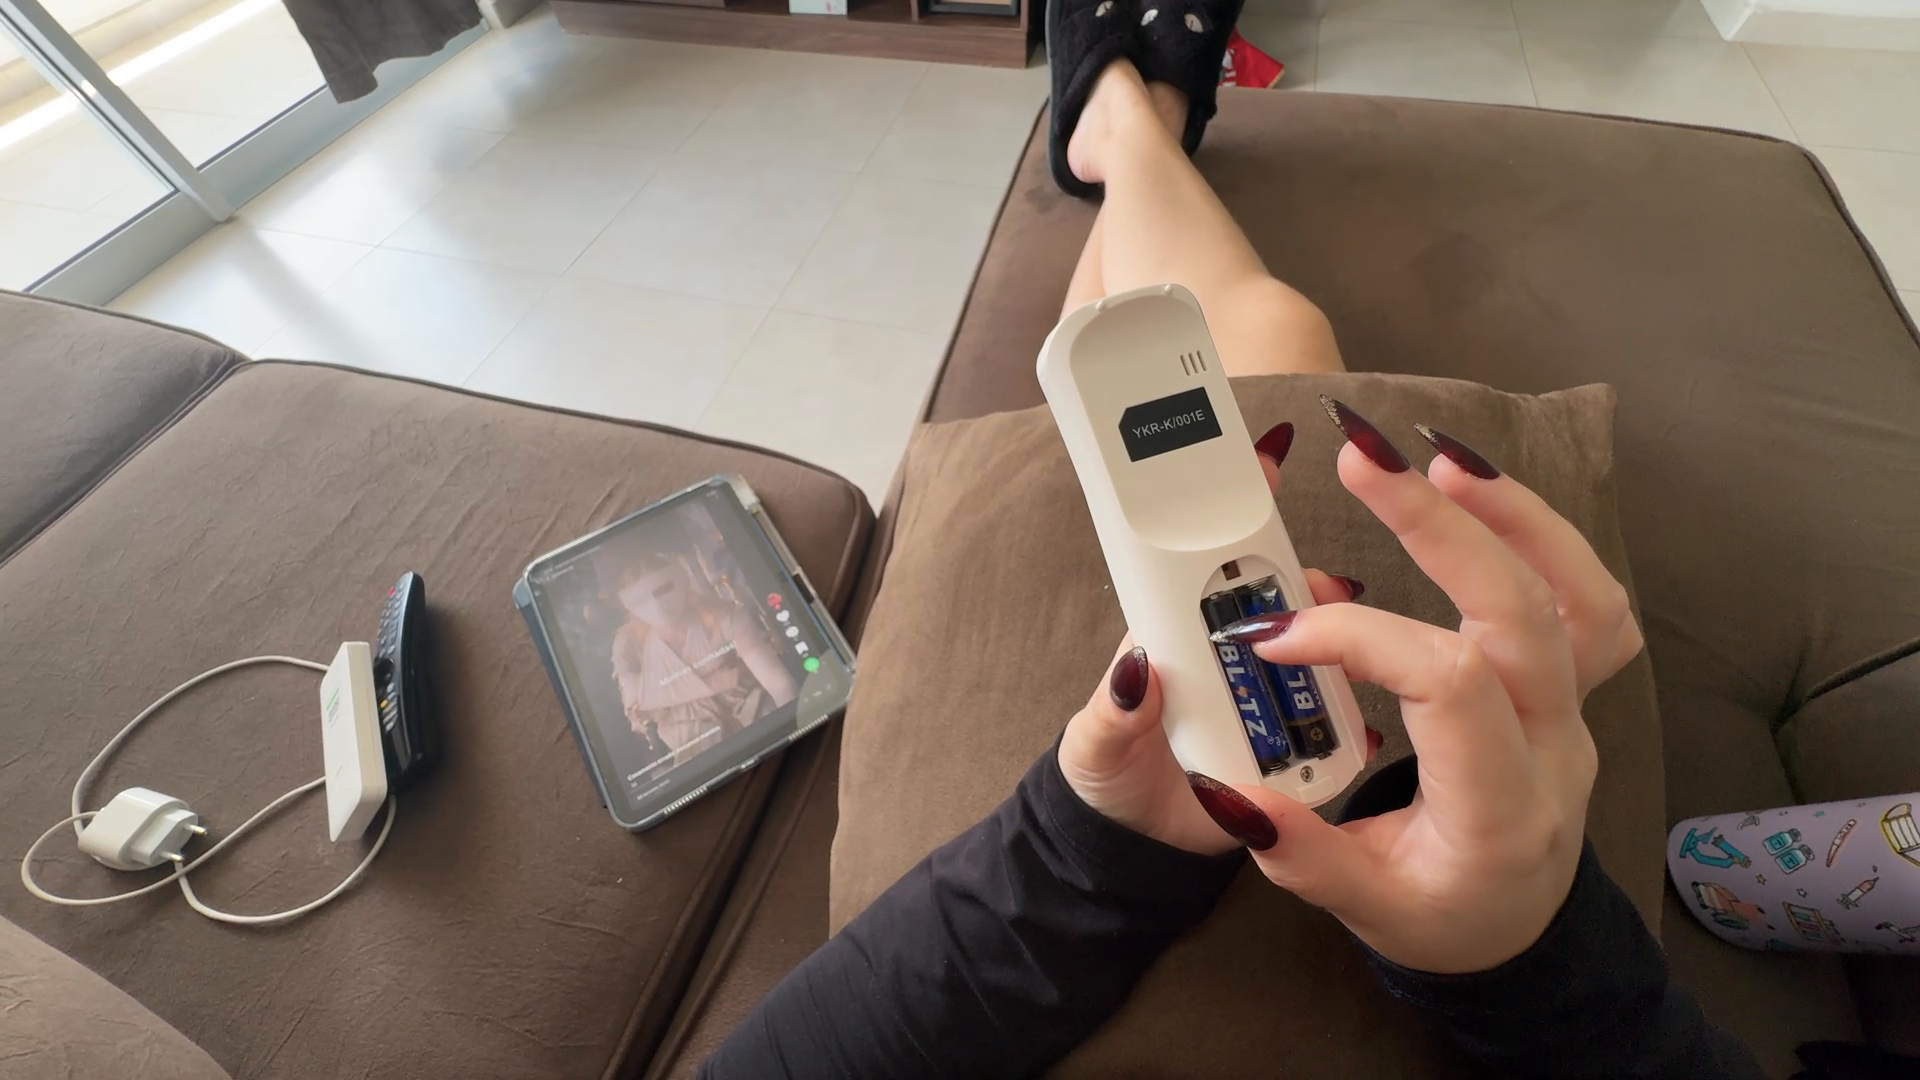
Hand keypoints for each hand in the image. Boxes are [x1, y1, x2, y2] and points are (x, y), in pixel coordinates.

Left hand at [1057, 423, 1370, 854]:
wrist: (1136, 842)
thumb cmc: (1107, 771)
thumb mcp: (1096, 738)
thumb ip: (1111, 709)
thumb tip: (1136, 669)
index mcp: (1169, 638)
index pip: (1200, 571)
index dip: (1228, 518)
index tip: (1263, 465)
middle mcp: (1218, 658)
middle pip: (1266, 603)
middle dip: (1297, 579)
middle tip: (1326, 581)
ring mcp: (1255, 697)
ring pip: (1305, 650)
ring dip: (1332, 632)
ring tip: (1345, 624)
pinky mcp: (1286, 745)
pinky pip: (1325, 717)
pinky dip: (1348, 703)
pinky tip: (1367, 708)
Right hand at [1196, 402, 1642, 973]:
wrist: (1509, 922)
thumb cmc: (1435, 913)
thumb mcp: (1362, 904)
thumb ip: (1298, 854)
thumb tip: (1231, 790)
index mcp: (1497, 802)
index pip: (1447, 683)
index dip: (1354, 637)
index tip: (1270, 635)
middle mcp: (1551, 745)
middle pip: (1520, 611)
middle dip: (1438, 525)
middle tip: (1363, 464)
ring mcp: (1569, 709)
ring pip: (1577, 593)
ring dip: (1508, 512)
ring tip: (1432, 456)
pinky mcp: (1560, 685)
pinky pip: (1579, 597)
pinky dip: (1533, 532)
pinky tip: (1471, 492)